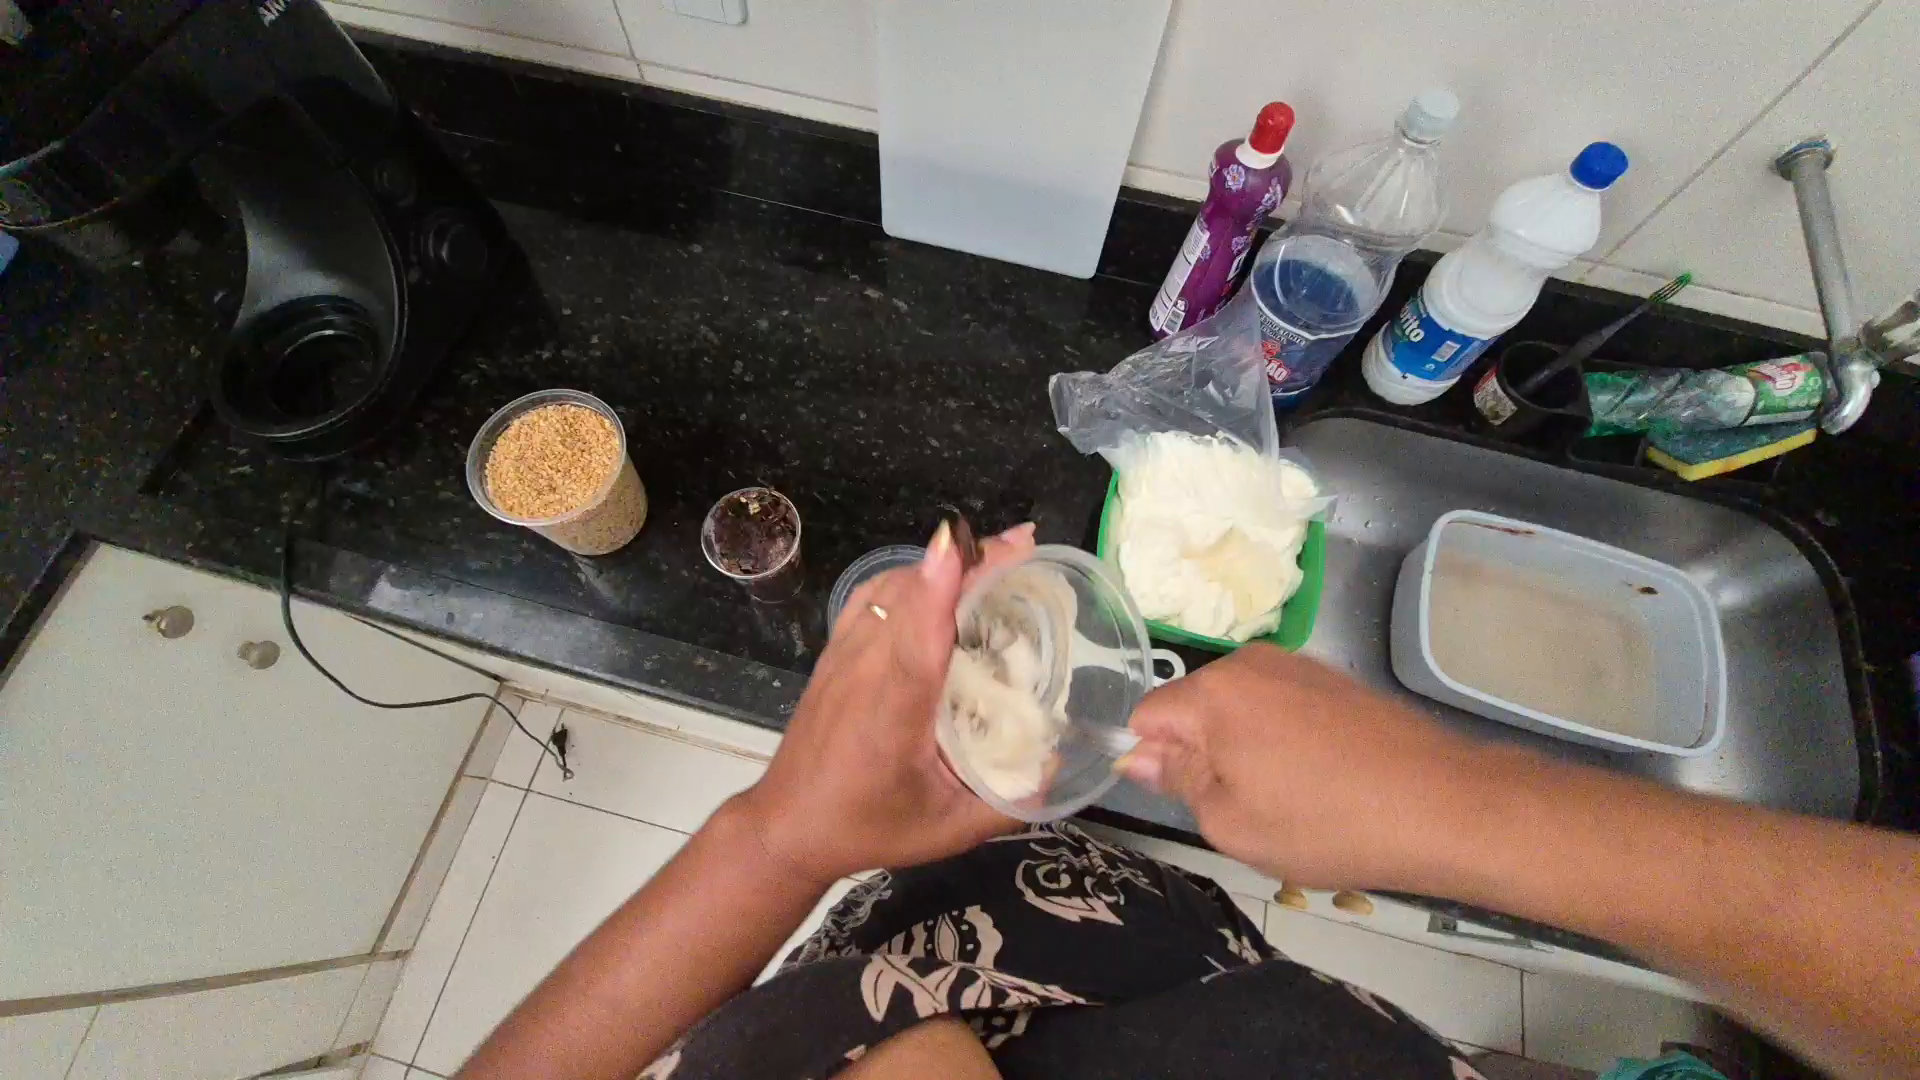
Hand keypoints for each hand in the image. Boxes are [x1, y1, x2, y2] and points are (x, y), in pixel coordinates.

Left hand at [734, 522, 1034, 885]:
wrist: (788, 824)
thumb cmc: (869, 825)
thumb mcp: (947, 829)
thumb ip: (1006, 803)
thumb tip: (1057, 767)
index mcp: (896, 703)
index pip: (921, 627)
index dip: (948, 578)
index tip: (985, 542)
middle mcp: (867, 663)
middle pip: (915, 591)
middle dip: (969, 558)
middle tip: (1024, 545)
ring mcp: (846, 650)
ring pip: (894, 585)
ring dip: (941, 564)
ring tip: (991, 559)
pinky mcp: (835, 649)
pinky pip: (873, 596)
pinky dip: (909, 578)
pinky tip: (934, 583)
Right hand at [1118, 645, 1486, 890]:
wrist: (1447, 805)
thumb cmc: (1327, 823)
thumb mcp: (1232, 823)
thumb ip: (1176, 782)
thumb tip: (1139, 757)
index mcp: (1212, 694)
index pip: (1147, 715)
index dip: (1155, 758)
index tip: (1191, 794)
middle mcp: (1246, 663)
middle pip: (1191, 706)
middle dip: (1200, 749)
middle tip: (1244, 801)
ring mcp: (1293, 664)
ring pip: (1235, 704)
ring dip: (1240, 742)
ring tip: (1289, 790)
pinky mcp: (1329, 676)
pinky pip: (1276, 701)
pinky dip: (1279, 733)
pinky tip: (1320, 771)